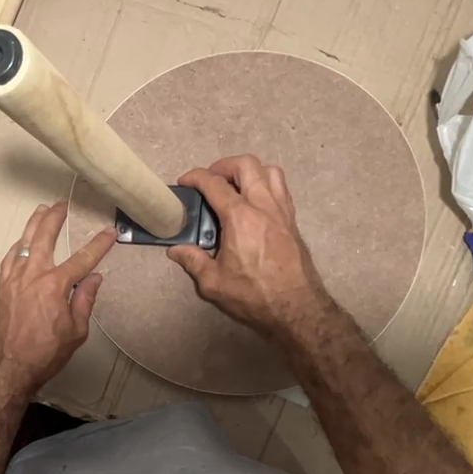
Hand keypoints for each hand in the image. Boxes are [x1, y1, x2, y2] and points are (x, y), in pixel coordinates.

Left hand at [0, 202, 115, 401]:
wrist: (10, 367)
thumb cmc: (45, 353)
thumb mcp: (76, 331)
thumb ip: (85, 300)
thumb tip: (94, 279)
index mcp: (55, 285)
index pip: (82, 259)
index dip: (98, 244)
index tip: (109, 232)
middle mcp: (32, 276)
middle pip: (45, 236)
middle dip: (55, 217)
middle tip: (63, 204)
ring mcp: (13, 280)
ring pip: (24, 243)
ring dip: (34, 225)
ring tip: (41, 210)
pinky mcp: (2, 288)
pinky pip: (9, 259)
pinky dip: (18, 246)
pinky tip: (22, 242)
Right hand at [169, 154, 327, 335]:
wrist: (296, 308)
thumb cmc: (253, 296)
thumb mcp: (213, 283)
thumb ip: (193, 261)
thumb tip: (176, 250)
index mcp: (240, 219)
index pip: (215, 184)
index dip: (196, 177)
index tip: (185, 182)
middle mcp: (263, 207)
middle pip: (246, 164)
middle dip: (223, 166)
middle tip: (210, 180)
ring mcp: (282, 211)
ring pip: (269, 170)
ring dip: (248, 171)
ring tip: (234, 186)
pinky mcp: (292, 221)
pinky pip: (280, 188)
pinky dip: (264, 184)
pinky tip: (252, 202)